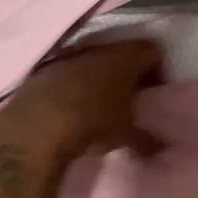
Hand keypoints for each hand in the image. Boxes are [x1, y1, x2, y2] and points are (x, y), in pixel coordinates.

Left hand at [0, 38, 163, 156]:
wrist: (35, 129)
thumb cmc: (93, 123)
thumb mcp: (126, 135)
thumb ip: (148, 139)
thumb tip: (163, 148)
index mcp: (126, 58)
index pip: (152, 50)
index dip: (157, 68)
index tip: (154, 90)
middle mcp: (99, 50)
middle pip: (122, 52)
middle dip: (128, 72)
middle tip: (130, 97)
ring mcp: (68, 57)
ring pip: (93, 60)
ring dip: (99, 77)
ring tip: (99, 104)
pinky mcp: (43, 71)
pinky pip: (67, 71)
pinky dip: (73, 84)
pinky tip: (70, 108)